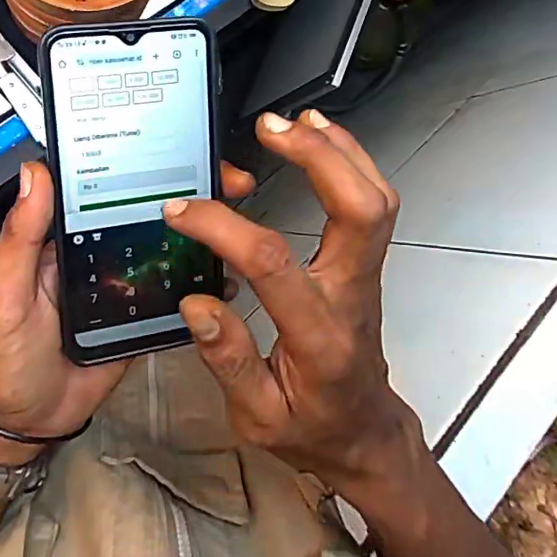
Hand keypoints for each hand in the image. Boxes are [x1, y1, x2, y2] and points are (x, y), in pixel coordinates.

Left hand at [0, 159, 255, 456]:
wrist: (28, 417)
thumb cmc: (5, 356)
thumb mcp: (3, 294)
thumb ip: (19, 238)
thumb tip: (33, 176)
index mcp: (56, 237)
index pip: (95, 185)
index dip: (131, 162)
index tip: (167, 147)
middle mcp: (91, 250)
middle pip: (138, 209)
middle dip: (179, 191)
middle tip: (220, 180)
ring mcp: (118, 280)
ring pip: (160, 244)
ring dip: (194, 230)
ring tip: (232, 216)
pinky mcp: (139, 311)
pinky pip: (170, 286)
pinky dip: (195, 277)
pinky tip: (220, 269)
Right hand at [162, 110, 421, 495]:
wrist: (366, 435)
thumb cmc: (310, 429)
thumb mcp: (258, 418)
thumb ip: (228, 361)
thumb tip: (197, 305)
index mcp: (319, 336)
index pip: (273, 265)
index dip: (223, 228)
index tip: (180, 210)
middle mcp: (351, 296)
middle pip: (360, 213)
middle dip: (318, 160)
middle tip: (271, 129)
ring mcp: (364, 276)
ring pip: (375, 201)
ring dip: (339, 152)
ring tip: (295, 120)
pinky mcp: (363, 264)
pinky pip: (372, 205)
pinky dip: (350, 162)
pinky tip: (321, 138)